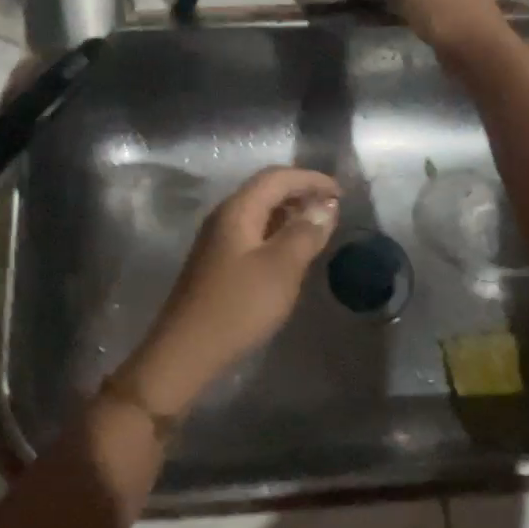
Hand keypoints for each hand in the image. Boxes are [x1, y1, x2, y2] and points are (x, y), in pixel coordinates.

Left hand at [115, 167, 340, 415]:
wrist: (187, 349)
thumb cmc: (239, 305)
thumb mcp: (281, 268)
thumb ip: (305, 233)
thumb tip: (325, 206)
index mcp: (237, 210)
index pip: (277, 177)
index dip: (311, 179)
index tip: (341, 192)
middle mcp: (223, 217)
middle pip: (265, 190)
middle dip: (300, 193)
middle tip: (332, 209)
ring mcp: (216, 240)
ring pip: (258, 213)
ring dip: (289, 214)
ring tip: (317, 228)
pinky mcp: (216, 263)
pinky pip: (252, 233)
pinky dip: (276, 233)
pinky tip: (290, 253)